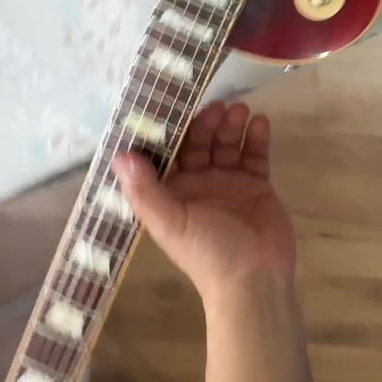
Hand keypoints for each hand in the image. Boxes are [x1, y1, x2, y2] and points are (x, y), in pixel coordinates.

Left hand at [112, 101, 296, 298]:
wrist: (255, 278)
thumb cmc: (208, 252)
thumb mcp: (170, 223)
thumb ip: (146, 190)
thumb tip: (121, 154)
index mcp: (174, 193)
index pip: (169, 153)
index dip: (172, 130)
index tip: (176, 103)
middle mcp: (199, 184)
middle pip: (201, 143)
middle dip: (207, 123)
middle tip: (218, 105)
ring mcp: (230, 183)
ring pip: (228, 145)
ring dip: (232, 125)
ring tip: (240, 110)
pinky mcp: (257, 185)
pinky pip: (255, 155)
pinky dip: (257, 138)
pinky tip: (261, 122)